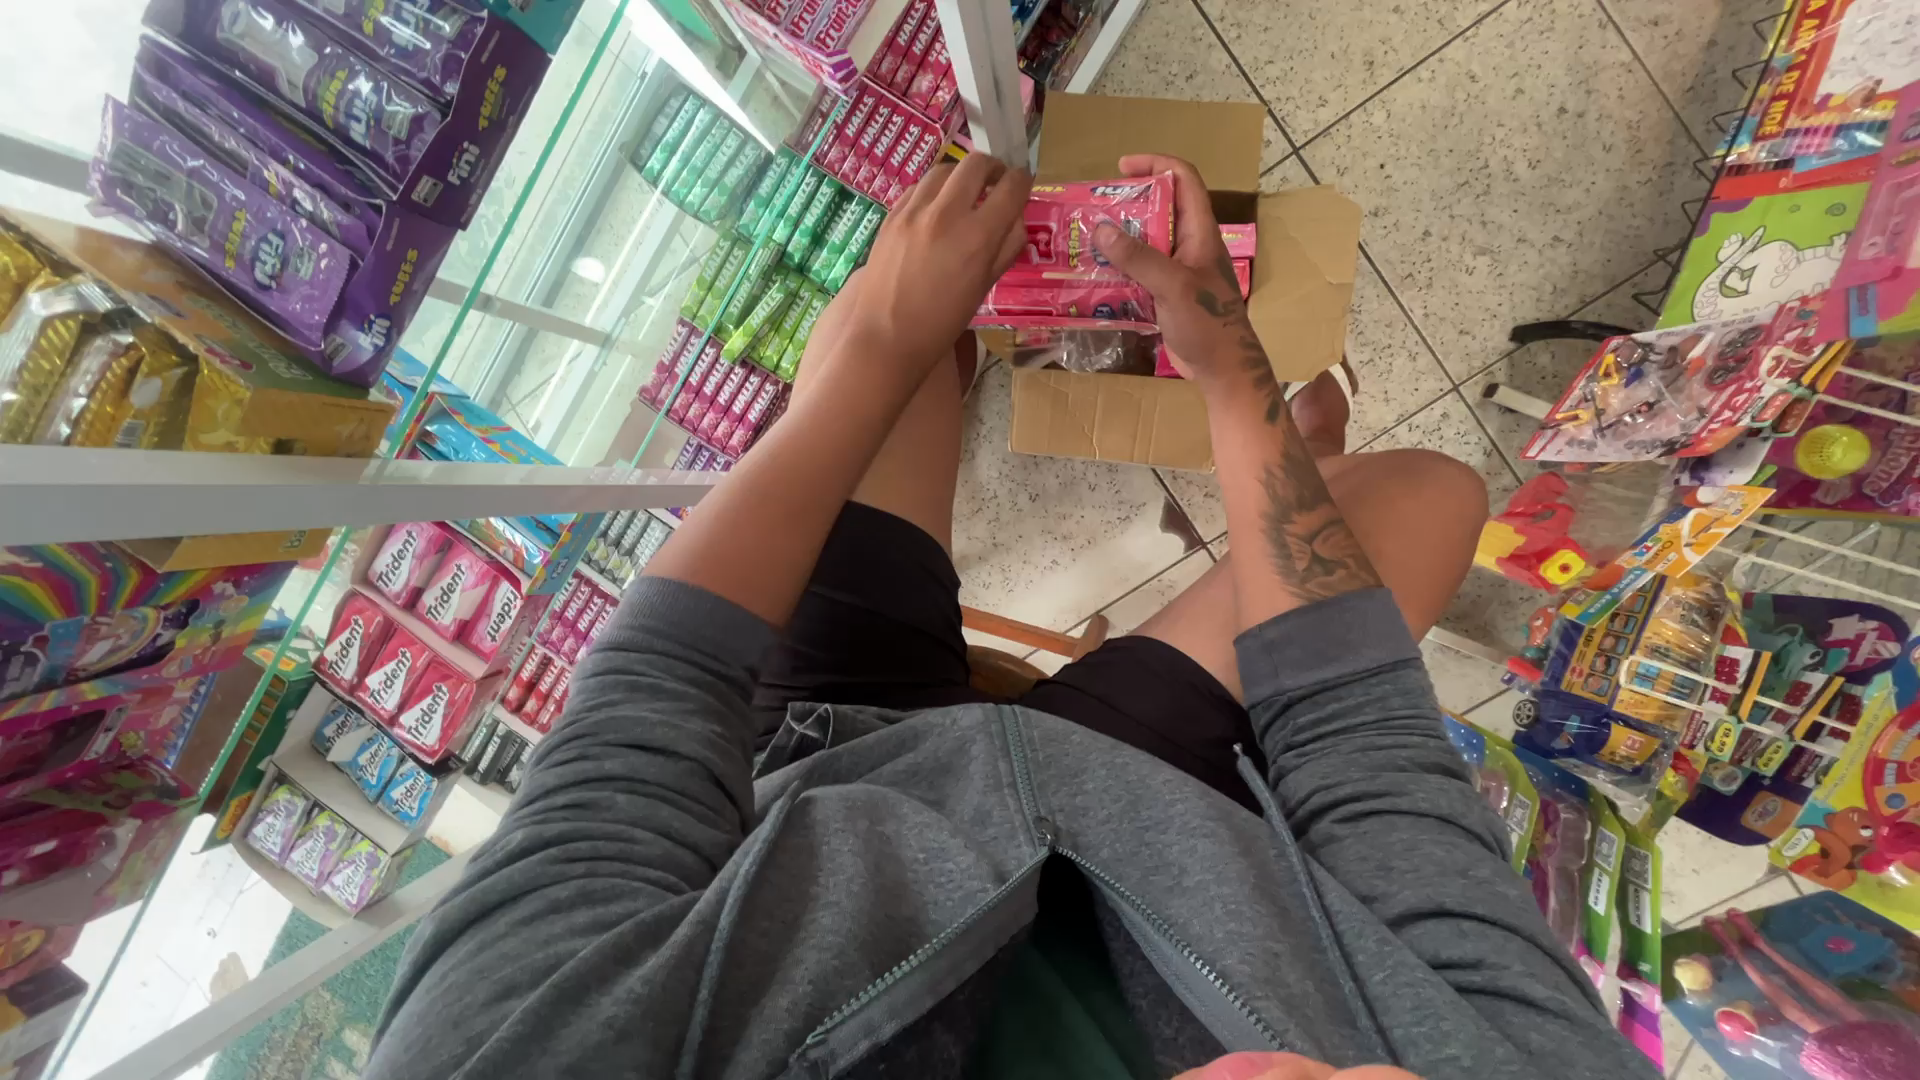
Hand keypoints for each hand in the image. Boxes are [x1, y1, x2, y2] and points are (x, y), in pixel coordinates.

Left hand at [813, 153, 1029, 383]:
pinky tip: (936, 208)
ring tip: (965, 194)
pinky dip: (934, 190)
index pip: (1011, 188)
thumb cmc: (940, 325)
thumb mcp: (983, 289)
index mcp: (977, 237)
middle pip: (977, 163)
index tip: (1023, 185)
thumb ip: (1005, 250)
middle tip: (996, 182)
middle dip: (993, 168)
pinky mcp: (892, 215)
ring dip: (961, 176)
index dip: (1023, 182)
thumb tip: (1016, 221)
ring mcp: (915, 211)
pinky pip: (919, 187)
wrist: (885, 337)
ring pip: (945, 170)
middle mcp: (947, 213)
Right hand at [1092, 155, 1285, 422]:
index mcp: (1199, 233)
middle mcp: (1188, 246)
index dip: (1155, 164)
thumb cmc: (1207, 323)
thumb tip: (1101, 229)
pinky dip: (1119, 272)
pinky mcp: (1166, 296)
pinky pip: (1139, 275)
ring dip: (1119, 242)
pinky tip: (1096, 279)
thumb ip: (1138, 257)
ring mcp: (1177, 272)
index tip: (1121, 168)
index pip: (1183, 179)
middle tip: (1093, 211)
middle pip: (1158, 210)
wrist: (1221, 368)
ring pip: (1145, 244)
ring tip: (1087, 243)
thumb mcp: (1172, 285)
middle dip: (1127, 207)